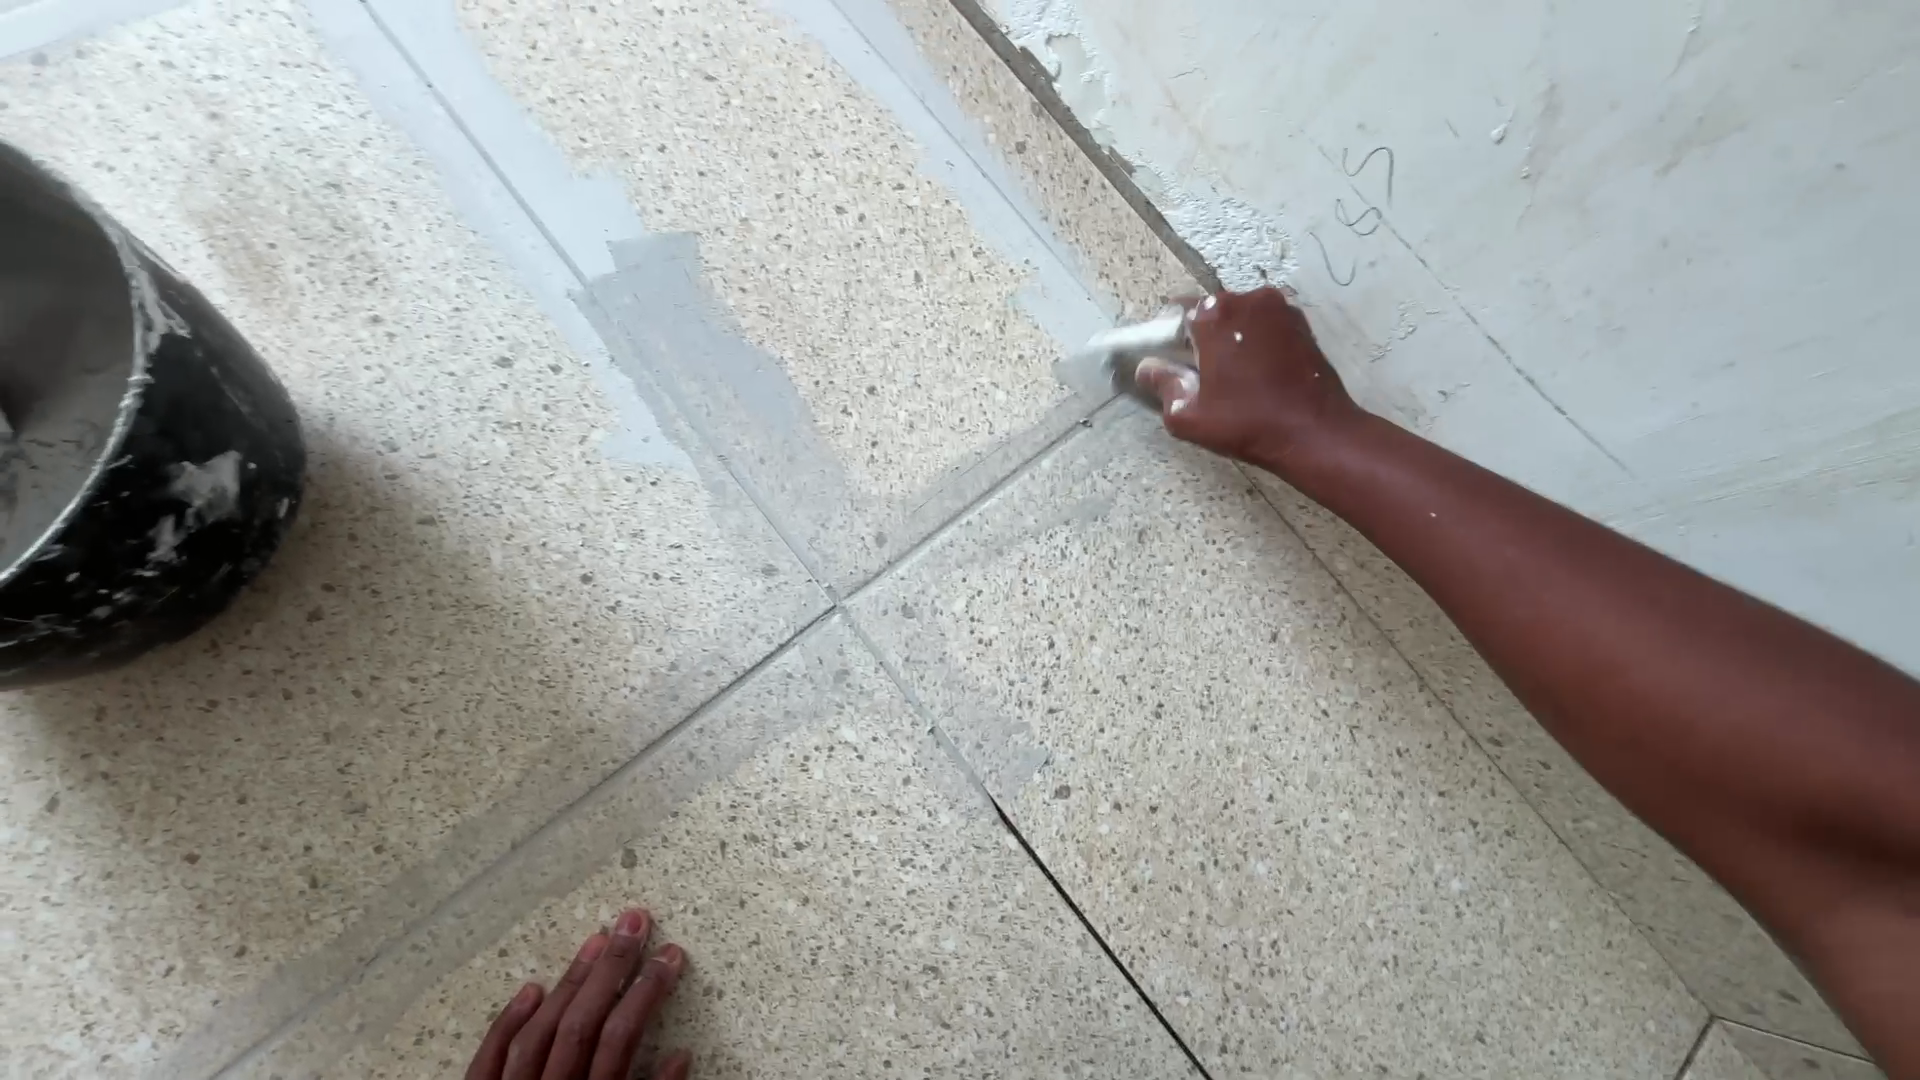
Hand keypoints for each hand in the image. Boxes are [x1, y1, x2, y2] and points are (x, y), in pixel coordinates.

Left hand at [465, 908, 689, 1079]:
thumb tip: (680, 1055)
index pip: (621, 1039)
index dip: (648, 993)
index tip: (670, 954)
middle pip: (580, 1025)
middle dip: (611, 968)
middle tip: (635, 921)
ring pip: (538, 1034)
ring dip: (570, 983)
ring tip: (597, 940)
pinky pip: (487, 1062)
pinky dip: (507, 1024)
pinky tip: (531, 989)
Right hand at [1135, 287, 1360, 475]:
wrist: (1315, 433)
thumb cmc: (1246, 423)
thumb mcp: (1187, 415)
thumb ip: (1162, 384)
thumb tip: (1147, 368)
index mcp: (1216, 315)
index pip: (1176, 312)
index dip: (1167, 336)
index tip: (1167, 360)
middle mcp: (1249, 300)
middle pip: (1210, 312)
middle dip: (1199, 336)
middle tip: (1196, 372)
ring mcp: (1281, 309)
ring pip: (1239, 318)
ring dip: (1229, 338)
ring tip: (1228, 375)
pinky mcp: (1302, 324)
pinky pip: (1264, 326)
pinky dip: (1254, 341)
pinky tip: (1253, 372)